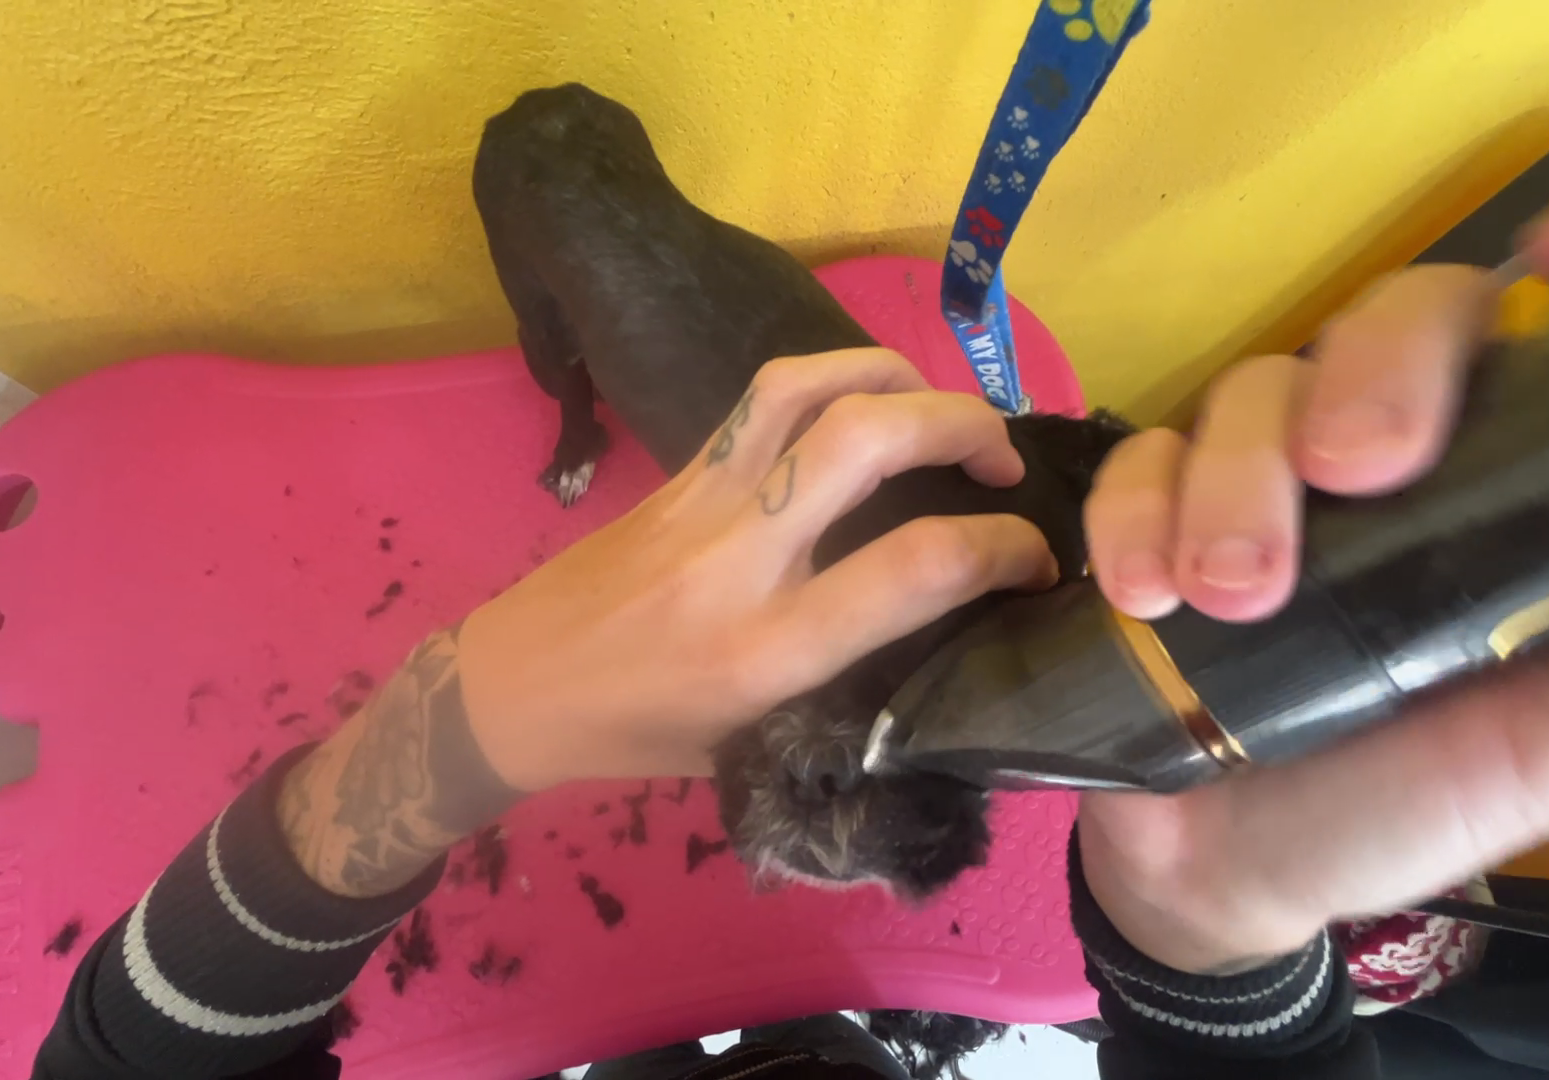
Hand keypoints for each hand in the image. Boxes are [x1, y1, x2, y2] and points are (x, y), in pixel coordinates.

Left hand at [459, 347, 1059, 791]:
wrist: (514, 686)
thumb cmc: (636, 735)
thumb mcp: (752, 742)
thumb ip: (843, 683)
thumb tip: (932, 624)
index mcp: (766, 650)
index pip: (915, 568)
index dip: (1002, 548)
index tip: (1034, 557)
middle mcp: (738, 558)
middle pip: (866, 441)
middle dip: (961, 425)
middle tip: (1002, 458)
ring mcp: (700, 500)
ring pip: (806, 388)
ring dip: (893, 374)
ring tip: (936, 406)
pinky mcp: (675, 471)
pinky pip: (762, 398)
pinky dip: (831, 381)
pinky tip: (860, 407)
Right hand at [1076, 175, 1548, 973]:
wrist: (1212, 862)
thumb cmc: (1385, 810)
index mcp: (1501, 496)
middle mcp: (1375, 462)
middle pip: (1381, 323)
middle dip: (1367, 380)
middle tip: (1350, 475)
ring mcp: (1243, 480)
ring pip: (1238, 395)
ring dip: (1225, 482)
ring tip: (1220, 598)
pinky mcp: (1142, 515)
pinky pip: (1128, 467)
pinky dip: (1126, 514)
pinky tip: (1133, 593)